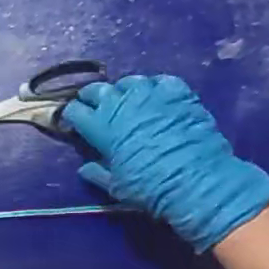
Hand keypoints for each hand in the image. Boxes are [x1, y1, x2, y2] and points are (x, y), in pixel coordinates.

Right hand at [60, 75, 268, 252]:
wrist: (197, 180)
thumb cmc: (149, 186)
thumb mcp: (115, 186)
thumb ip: (97, 173)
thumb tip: (85, 167)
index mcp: (100, 126)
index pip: (75, 110)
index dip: (72, 115)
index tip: (75, 121)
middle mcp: (120, 104)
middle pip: (97, 90)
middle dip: (91, 97)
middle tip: (95, 107)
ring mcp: (150, 94)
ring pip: (128, 81)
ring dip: (123, 90)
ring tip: (126, 99)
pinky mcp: (177, 92)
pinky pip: (160, 81)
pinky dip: (155, 87)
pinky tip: (156, 97)